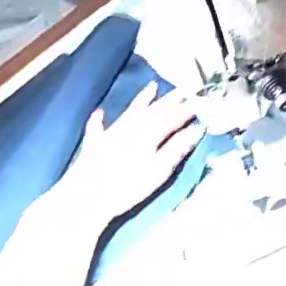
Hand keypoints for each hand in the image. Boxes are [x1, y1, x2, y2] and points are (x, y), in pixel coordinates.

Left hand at [43, 83, 203, 224]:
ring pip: (130, 112)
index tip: (200, 102)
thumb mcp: (159, 170)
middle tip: (183, 90)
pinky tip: (98, 113)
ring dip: (141, 99)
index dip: (186, 110)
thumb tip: (196, 130)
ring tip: (152, 86)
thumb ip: (177, 148)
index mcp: (149, 134)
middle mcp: (130, 128)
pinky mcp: (94, 145)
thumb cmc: (127, 186)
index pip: (172, 118)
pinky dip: (98, 120)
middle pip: (153, 110)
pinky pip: (97, 128)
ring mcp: (111, 134)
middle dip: (169, 100)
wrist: (86, 198)